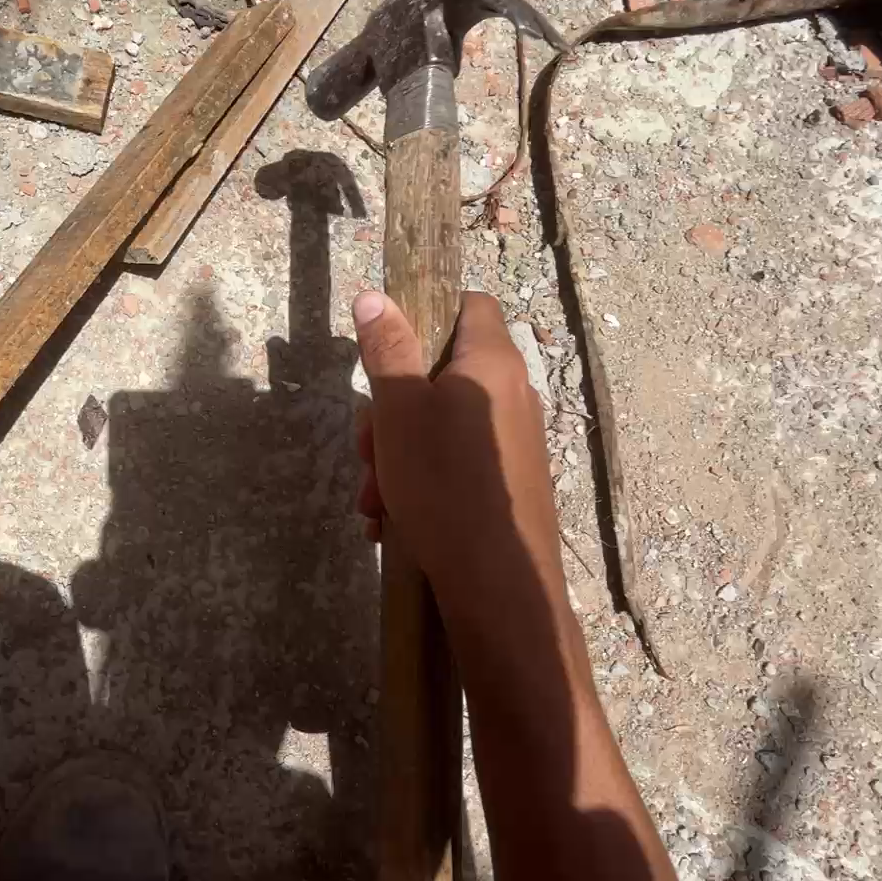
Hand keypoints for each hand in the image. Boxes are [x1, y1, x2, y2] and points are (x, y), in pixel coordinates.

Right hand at [352, 291, 566, 613]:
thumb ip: (386, 349)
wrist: (498, 583)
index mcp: (492, 362)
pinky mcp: (508, 480)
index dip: (424, 312)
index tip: (385, 348)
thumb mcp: (399, 410)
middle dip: (391, 408)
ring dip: (397, 453)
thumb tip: (373, 296)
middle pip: (440, 372)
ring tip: (374, 498)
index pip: (468, 303)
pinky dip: (420, 479)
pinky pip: (454, 461)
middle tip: (367, 448)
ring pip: (440, 424)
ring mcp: (514, 440)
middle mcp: (512, 393)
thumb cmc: (443, 482)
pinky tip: (392, 517)